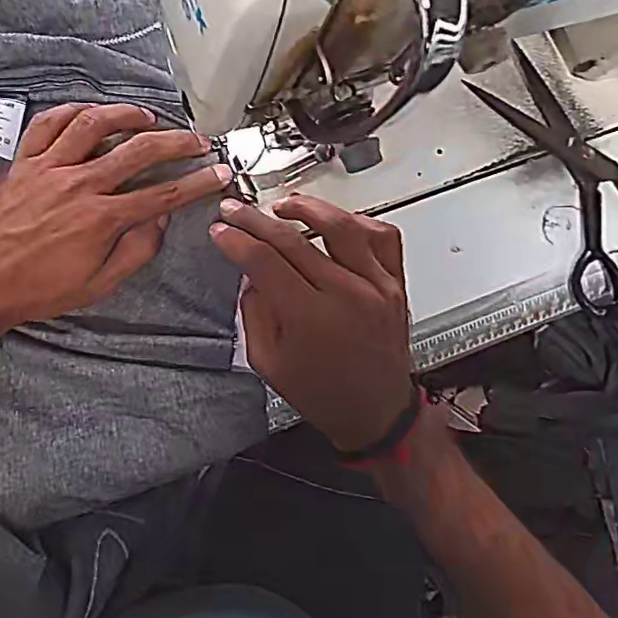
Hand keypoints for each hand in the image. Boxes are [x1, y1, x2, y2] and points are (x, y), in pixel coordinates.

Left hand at [0, 103, 230, 348]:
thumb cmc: (33, 291)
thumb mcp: (97, 285)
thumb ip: (136, 250)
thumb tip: (161, 221)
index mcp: (100, 219)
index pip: (164, 192)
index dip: (197, 182)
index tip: (215, 173)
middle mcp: (77, 186)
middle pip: (139, 149)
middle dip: (177, 142)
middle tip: (195, 140)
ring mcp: (47, 169)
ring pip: (94, 124)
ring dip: (127, 114)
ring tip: (146, 117)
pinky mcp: (22, 163)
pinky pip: (47, 124)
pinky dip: (71, 111)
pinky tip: (87, 113)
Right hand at [209, 195, 413, 451]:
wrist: (376, 412)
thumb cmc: (325, 394)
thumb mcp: (269, 363)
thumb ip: (254, 312)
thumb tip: (250, 272)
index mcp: (310, 320)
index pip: (264, 260)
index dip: (235, 240)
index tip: (221, 230)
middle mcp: (347, 297)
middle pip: (293, 238)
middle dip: (255, 220)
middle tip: (237, 211)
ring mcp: (376, 287)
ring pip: (341, 225)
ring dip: (306, 207)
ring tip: (283, 205)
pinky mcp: (395, 285)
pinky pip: (381, 236)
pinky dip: (356, 221)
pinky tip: (335, 221)